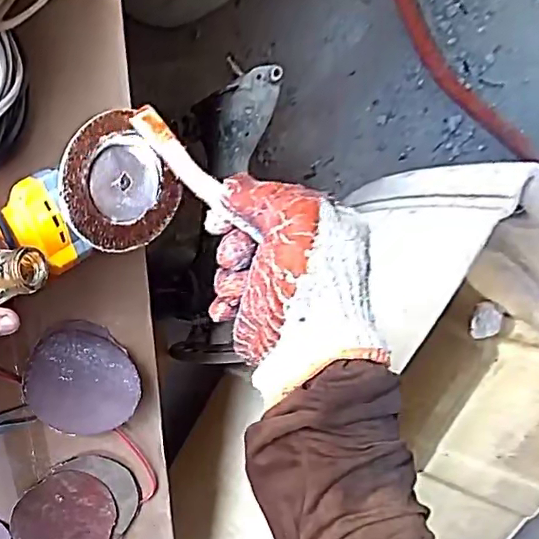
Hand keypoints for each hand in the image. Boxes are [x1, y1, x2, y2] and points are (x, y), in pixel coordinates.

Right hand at [206, 174, 385, 404]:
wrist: (304, 350)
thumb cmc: (311, 294)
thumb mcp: (295, 220)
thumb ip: (263, 196)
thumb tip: (233, 188)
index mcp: (316, 225)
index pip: (268, 203)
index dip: (241, 207)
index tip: (223, 215)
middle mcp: (297, 254)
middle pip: (243, 236)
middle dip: (232, 248)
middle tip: (240, 259)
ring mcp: (276, 285)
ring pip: (232, 269)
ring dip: (228, 279)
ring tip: (243, 290)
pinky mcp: (258, 312)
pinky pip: (227, 299)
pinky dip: (223, 303)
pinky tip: (232, 306)